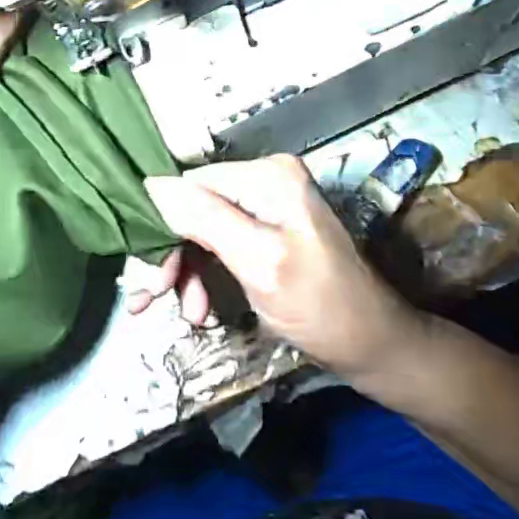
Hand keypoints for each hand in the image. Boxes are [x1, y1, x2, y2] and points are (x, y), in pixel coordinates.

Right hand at [143, 155, 423, 378]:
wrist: (370, 343)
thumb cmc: (321, 306)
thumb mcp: (259, 262)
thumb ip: (205, 219)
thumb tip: (150, 185)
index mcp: (267, 175)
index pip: (189, 187)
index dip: (162, 229)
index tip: (147, 280)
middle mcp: (265, 179)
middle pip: (193, 209)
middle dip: (171, 256)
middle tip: (150, 301)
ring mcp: (266, 205)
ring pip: (200, 230)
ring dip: (185, 271)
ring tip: (188, 313)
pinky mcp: (265, 230)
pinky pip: (219, 243)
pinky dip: (205, 274)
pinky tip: (201, 306)